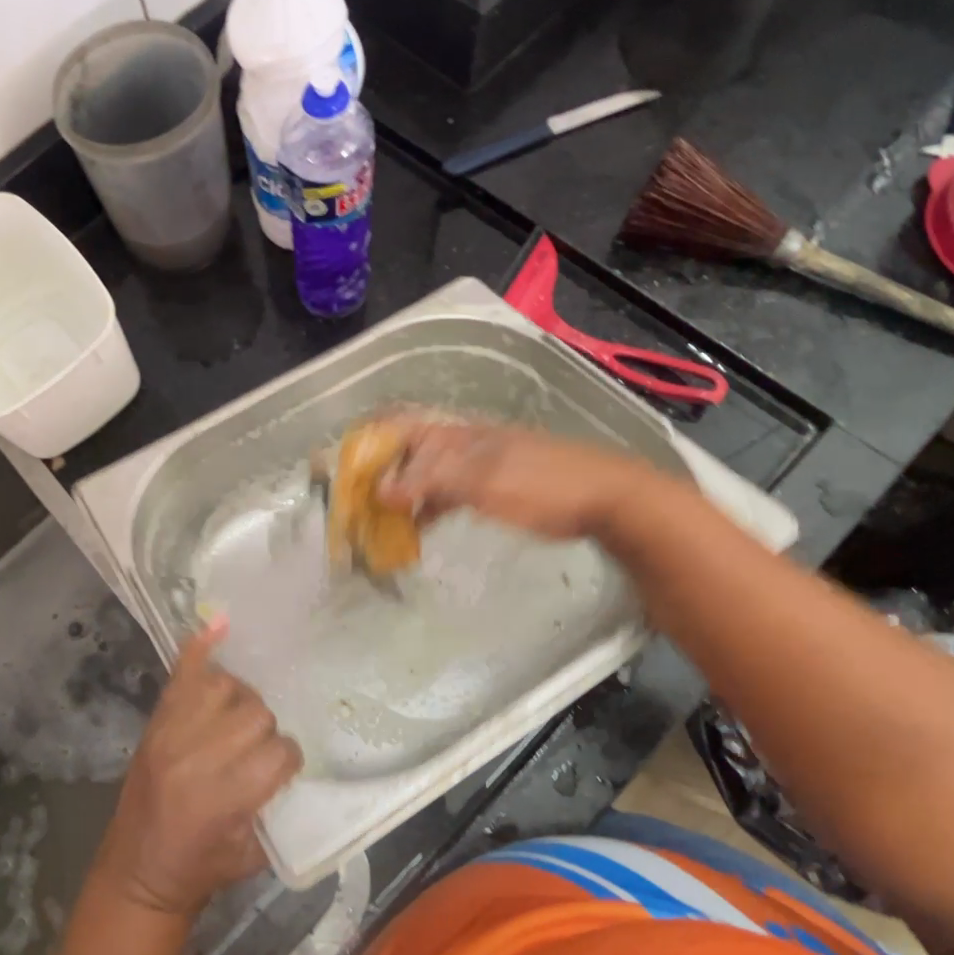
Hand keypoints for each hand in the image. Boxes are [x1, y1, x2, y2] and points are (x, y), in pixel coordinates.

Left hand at [90, 616, 302, 916]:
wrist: (136, 873)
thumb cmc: (200, 869)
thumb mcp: (253, 853)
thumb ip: (280, 803)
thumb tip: (296, 758)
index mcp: (224, 796)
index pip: (279, 751)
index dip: (287, 761)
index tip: (281, 773)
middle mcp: (196, 756)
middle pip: (255, 713)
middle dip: (264, 731)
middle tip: (255, 752)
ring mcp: (171, 732)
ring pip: (225, 686)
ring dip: (241, 700)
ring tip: (238, 721)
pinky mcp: (156, 721)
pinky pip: (181, 673)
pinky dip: (200, 647)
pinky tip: (221, 625)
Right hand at [374, 419, 659, 541]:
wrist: (612, 498)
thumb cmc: (546, 487)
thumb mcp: (486, 483)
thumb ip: (433, 482)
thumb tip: (382, 489)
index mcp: (460, 435)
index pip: (402, 428)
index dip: (370, 442)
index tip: (341, 469)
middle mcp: (467, 442)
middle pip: (410, 451)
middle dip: (380, 473)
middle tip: (356, 503)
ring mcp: (484, 464)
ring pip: (429, 473)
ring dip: (404, 494)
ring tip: (382, 522)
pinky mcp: (499, 486)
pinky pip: (451, 492)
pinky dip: (431, 506)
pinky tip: (423, 526)